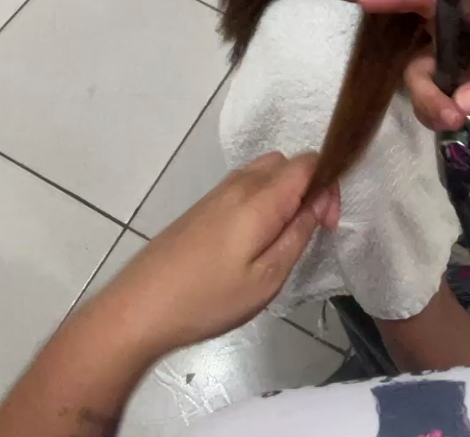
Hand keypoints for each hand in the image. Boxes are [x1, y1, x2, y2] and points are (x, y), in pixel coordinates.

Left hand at [94, 152, 338, 358]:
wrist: (140, 306)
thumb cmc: (208, 297)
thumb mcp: (266, 278)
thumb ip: (298, 234)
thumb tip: (319, 203)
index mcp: (260, 197)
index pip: (308, 163)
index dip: (329, 185)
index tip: (328, 224)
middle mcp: (241, 183)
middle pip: (288, 162)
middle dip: (309, 186)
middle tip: (310, 229)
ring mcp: (220, 191)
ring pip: (267, 171)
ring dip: (286, 191)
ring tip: (284, 236)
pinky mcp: (205, 204)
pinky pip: (248, 184)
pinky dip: (265, 197)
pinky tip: (256, 236)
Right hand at [320, 0, 469, 156]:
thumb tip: (462, 98)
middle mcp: (465, 28)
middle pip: (410, 12)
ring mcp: (454, 58)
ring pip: (416, 68)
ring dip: (424, 93)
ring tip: (451, 117)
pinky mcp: (450, 88)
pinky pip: (426, 97)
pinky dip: (433, 111)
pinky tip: (456, 122)